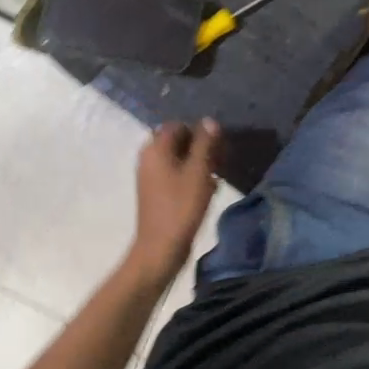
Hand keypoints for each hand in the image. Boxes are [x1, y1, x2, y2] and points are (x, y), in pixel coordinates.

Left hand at [127, 120, 221, 280]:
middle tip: (219, 159)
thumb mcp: (198, 171)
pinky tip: (208, 191)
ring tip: (216, 176)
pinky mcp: (155, 193)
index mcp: (155, 148)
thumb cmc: (181, 207)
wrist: (160, 248)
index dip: (199, 131)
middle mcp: (149, 158)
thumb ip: (204, 144)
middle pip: (177, 142)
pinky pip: (175, 176)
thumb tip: (209, 121)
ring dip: (197, 164)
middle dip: (199, 148)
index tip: (217, 145)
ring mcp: (150, 177)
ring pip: (178, 160)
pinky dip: (190, 178)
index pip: (178, 126)